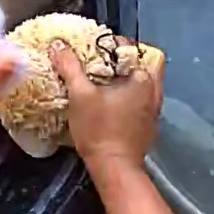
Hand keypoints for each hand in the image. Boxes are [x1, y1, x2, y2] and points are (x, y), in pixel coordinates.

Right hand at [50, 40, 162, 177]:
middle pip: (142, 64)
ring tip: (103, 82)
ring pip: (143, 83)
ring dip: (125, 79)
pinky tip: (110, 103)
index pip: (133, 48)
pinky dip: (129, 96)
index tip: (94, 50)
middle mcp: (155, 91)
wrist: (115, 169)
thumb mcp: (79, 95)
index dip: (113, 45)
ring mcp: (155, 110)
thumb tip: (58, 44)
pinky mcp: (149, 125)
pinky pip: (142, 100)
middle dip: (122, 61)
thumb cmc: (99, 129)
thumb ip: (69, 66)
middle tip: (100, 64)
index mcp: (143, 79)